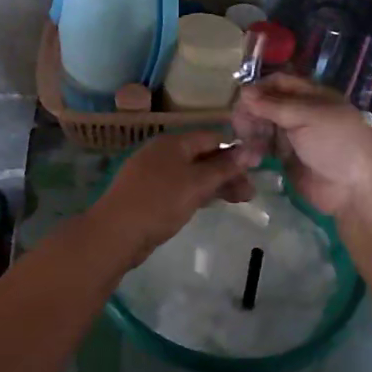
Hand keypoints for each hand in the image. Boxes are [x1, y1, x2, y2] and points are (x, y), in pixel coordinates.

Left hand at [87, 130, 256, 263]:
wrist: (116, 233)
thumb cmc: (159, 202)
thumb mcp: (197, 183)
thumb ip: (224, 167)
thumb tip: (252, 149)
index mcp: (173, 143)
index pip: (211, 137)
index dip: (235, 150)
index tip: (256, 169)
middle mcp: (163, 154)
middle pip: (203, 156)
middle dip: (228, 172)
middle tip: (249, 194)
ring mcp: (154, 175)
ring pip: (193, 174)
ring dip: (216, 185)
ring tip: (239, 201)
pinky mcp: (150, 196)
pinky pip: (181, 188)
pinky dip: (198, 194)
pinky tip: (211, 205)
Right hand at [232, 75, 371, 217]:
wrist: (353, 188)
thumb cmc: (336, 144)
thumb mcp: (307, 117)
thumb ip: (273, 105)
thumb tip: (242, 92)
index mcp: (312, 96)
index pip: (278, 83)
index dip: (258, 89)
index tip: (240, 101)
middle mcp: (301, 113)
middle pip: (267, 104)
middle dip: (251, 112)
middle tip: (240, 127)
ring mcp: (293, 136)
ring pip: (263, 126)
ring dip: (251, 131)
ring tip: (247, 144)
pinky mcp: (285, 159)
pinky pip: (264, 147)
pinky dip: (255, 149)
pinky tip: (251, 156)